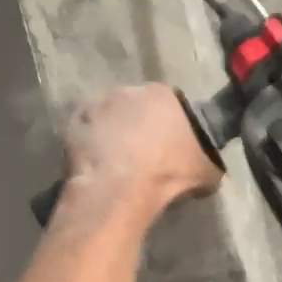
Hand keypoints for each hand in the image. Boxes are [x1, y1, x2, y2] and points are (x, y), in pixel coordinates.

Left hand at [64, 84, 221, 210]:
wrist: (119, 191)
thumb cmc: (167, 175)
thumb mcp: (206, 173)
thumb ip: (209, 163)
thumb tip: (209, 169)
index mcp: (162, 94)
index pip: (170, 103)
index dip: (170, 124)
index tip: (171, 145)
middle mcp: (127, 90)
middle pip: (136, 106)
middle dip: (139, 124)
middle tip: (144, 152)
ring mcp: (96, 105)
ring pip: (108, 116)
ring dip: (113, 132)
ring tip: (118, 160)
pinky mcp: (72, 124)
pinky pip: (85, 132)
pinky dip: (90, 144)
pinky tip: (98, 165)